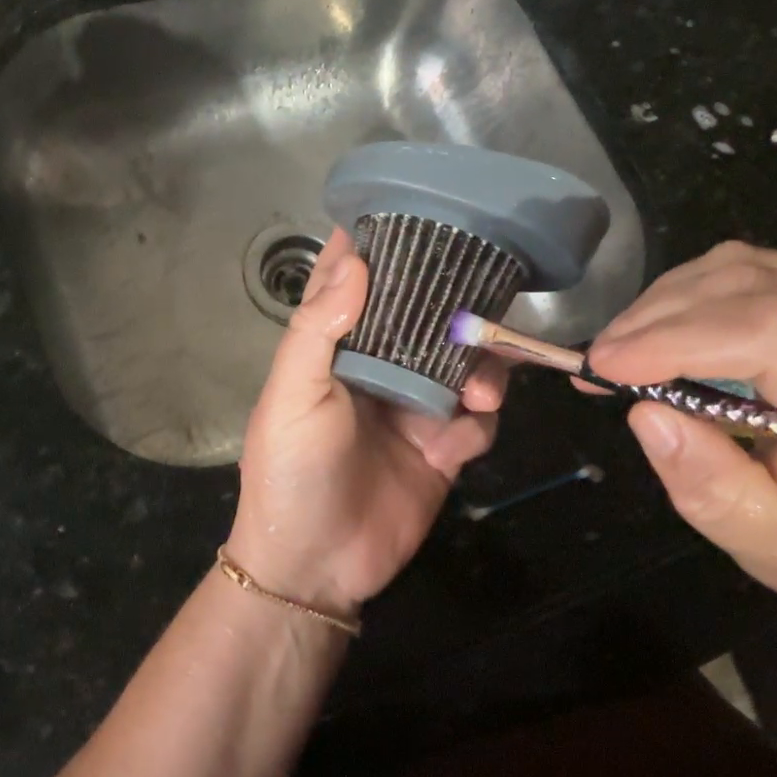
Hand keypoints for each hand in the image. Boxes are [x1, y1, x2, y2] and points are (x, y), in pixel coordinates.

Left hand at [227, 229, 505, 617]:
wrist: (315, 566)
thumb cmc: (291, 473)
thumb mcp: (291, 396)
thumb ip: (318, 328)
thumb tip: (354, 259)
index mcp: (333, 350)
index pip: (356, 284)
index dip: (379, 247)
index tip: (415, 210)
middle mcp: (377, 370)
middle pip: (424, 318)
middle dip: (454, 308)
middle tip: (485, 298)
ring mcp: (413, 410)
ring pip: (464, 365)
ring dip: (481, 369)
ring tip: (484, 388)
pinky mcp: (443, 450)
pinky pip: (477, 421)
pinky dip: (478, 424)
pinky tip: (458, 442)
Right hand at [584, 241, 776, 615]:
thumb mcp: (775, 549)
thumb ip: (714, 490)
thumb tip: (645, 414)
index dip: (680, 337)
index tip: (606, 367)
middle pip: (756, 288)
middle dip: (657, 318)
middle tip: (598, 364)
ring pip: (750, 268)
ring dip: (667, 301)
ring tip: (621, 350)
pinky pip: (756, 271)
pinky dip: (691, 293)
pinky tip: (662, 332)